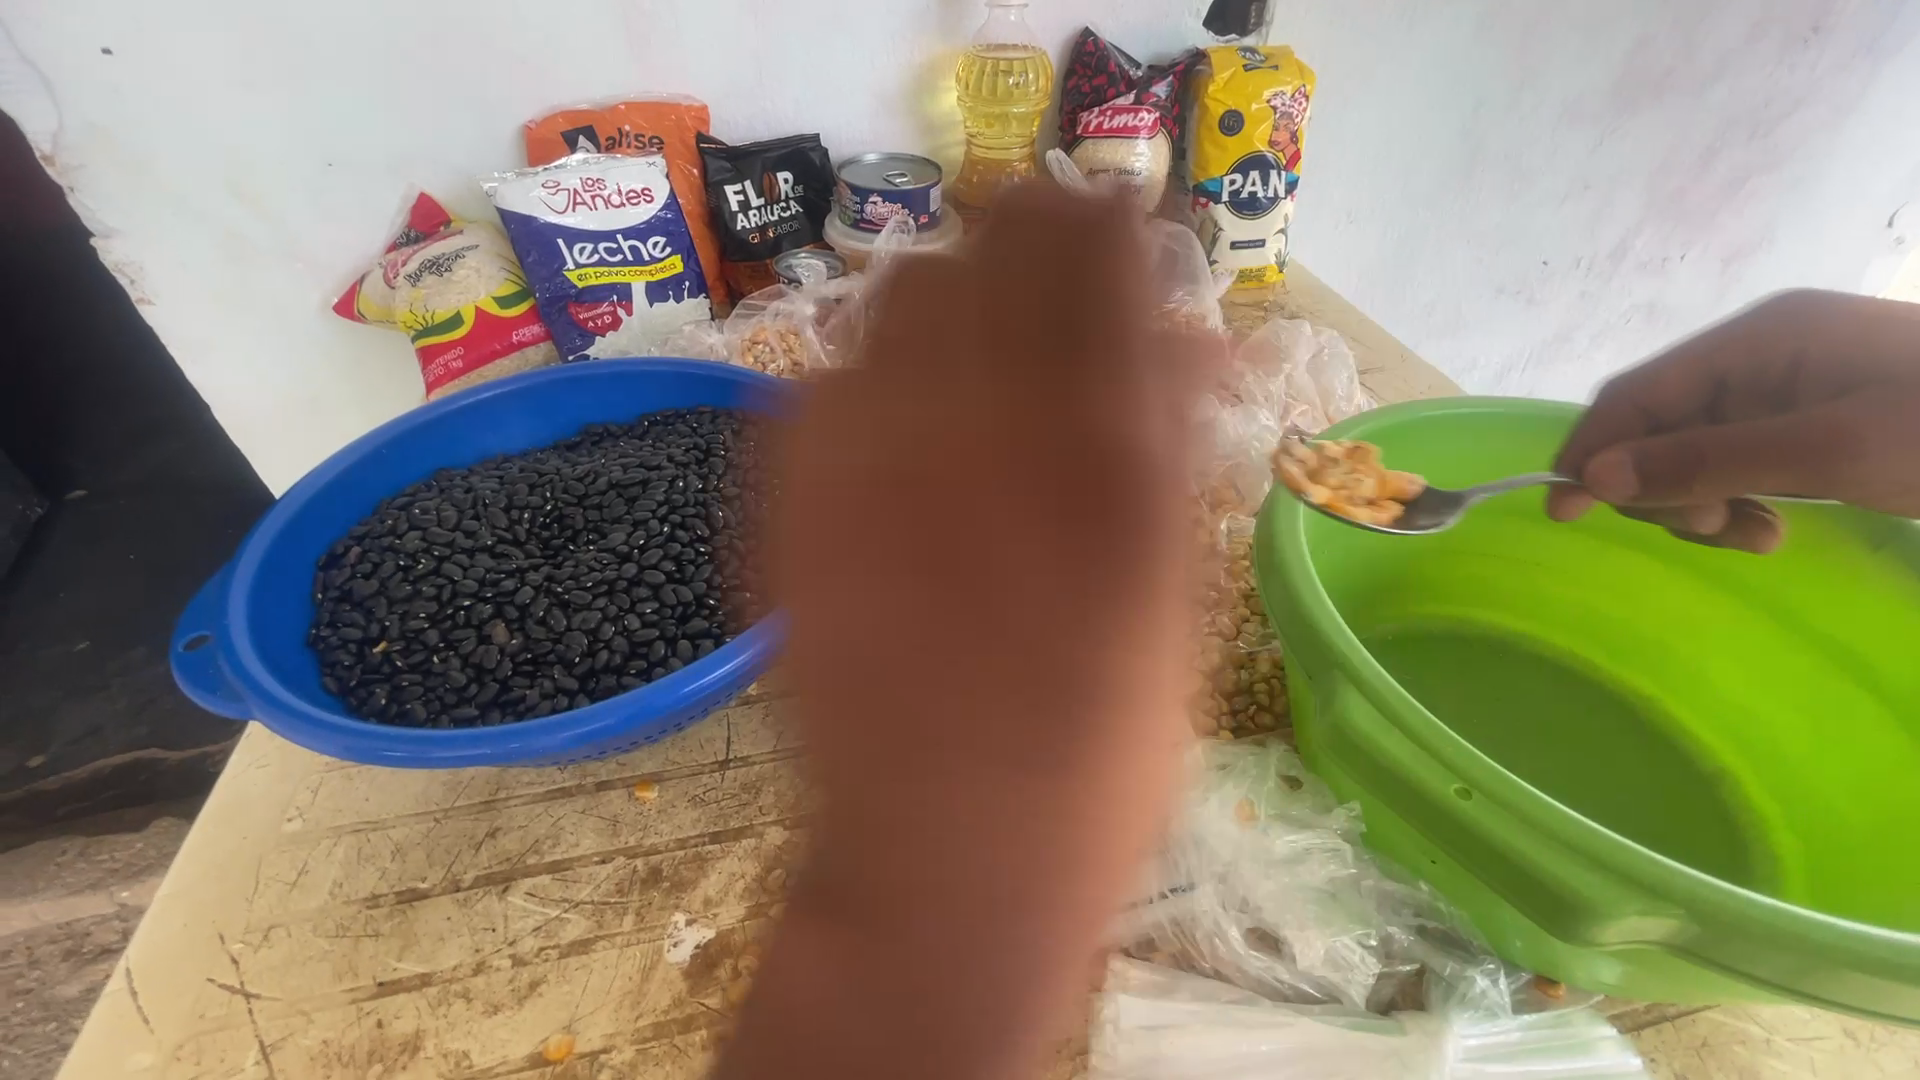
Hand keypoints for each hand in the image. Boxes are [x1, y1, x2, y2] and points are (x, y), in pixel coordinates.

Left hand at [717, 186, 1216, 1079]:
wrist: (944, 868)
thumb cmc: (1094, 756)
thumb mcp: (1172, 604)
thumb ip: (1167, 456)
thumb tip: (1182, 350)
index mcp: (1092, 459)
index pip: (1093, 267)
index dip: (1103, 222)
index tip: (1113, 209)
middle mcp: (969, 438)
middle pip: (985, 257)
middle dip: (1021, 235)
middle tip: (1040, 249)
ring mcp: (857, 468)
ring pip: (892, 304)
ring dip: (943, 293)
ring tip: (968, 330)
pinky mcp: (781, 513)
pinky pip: (817, 387)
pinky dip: (863, 375)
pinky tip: (892, 416)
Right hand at [1549, 289, 1919, 551]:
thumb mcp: (1836, 449)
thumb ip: (1704, 461)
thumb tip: (1589, 478)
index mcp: (1758, 339)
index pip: (1636, 396)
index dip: (1592, 451)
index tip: (1564, 510)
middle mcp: (1758, 359)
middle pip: (1656, 428)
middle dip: (1659, 486)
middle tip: (1702, 532)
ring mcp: (1783, 393)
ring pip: (1688, 456)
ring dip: (1696, 503)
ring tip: (1751, 536)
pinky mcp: (1807, 427)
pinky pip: (1731, 468)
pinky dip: (1732, 504)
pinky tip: (1769, 528)